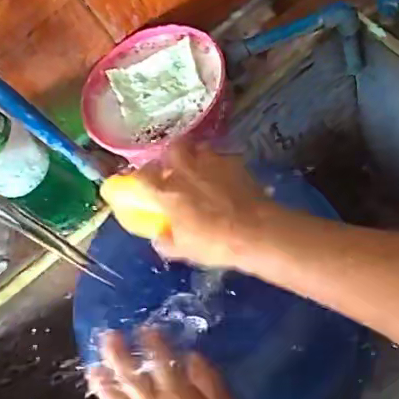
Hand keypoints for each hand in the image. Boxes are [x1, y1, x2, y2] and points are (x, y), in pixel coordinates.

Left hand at [87, 327, 254, 398]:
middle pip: (131, 381)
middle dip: (117, 358)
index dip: (152, 344)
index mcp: (176, 398)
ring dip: (106, 389)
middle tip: (105, 338)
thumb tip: (191, 357)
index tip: (144, 327)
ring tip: (93, 373)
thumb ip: (208, 381)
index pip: (160, 364)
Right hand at [134, 142, 289, 267]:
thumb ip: (167, 242)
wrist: (256, 231)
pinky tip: (223, 176)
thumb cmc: (215, 243)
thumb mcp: (184, 251)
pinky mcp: (235, 163)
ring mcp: (212, 163)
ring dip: (195, 155)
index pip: (143, 175)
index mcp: (167, 191)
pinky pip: (221, 157)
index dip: (141, 177)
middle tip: (174, 170)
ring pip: (197, 147)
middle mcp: (186, 170)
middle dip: (170, 156)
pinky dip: (219, 164)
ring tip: (199, 169)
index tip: (144, 183)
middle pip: (171, 149)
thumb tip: (160, 237)